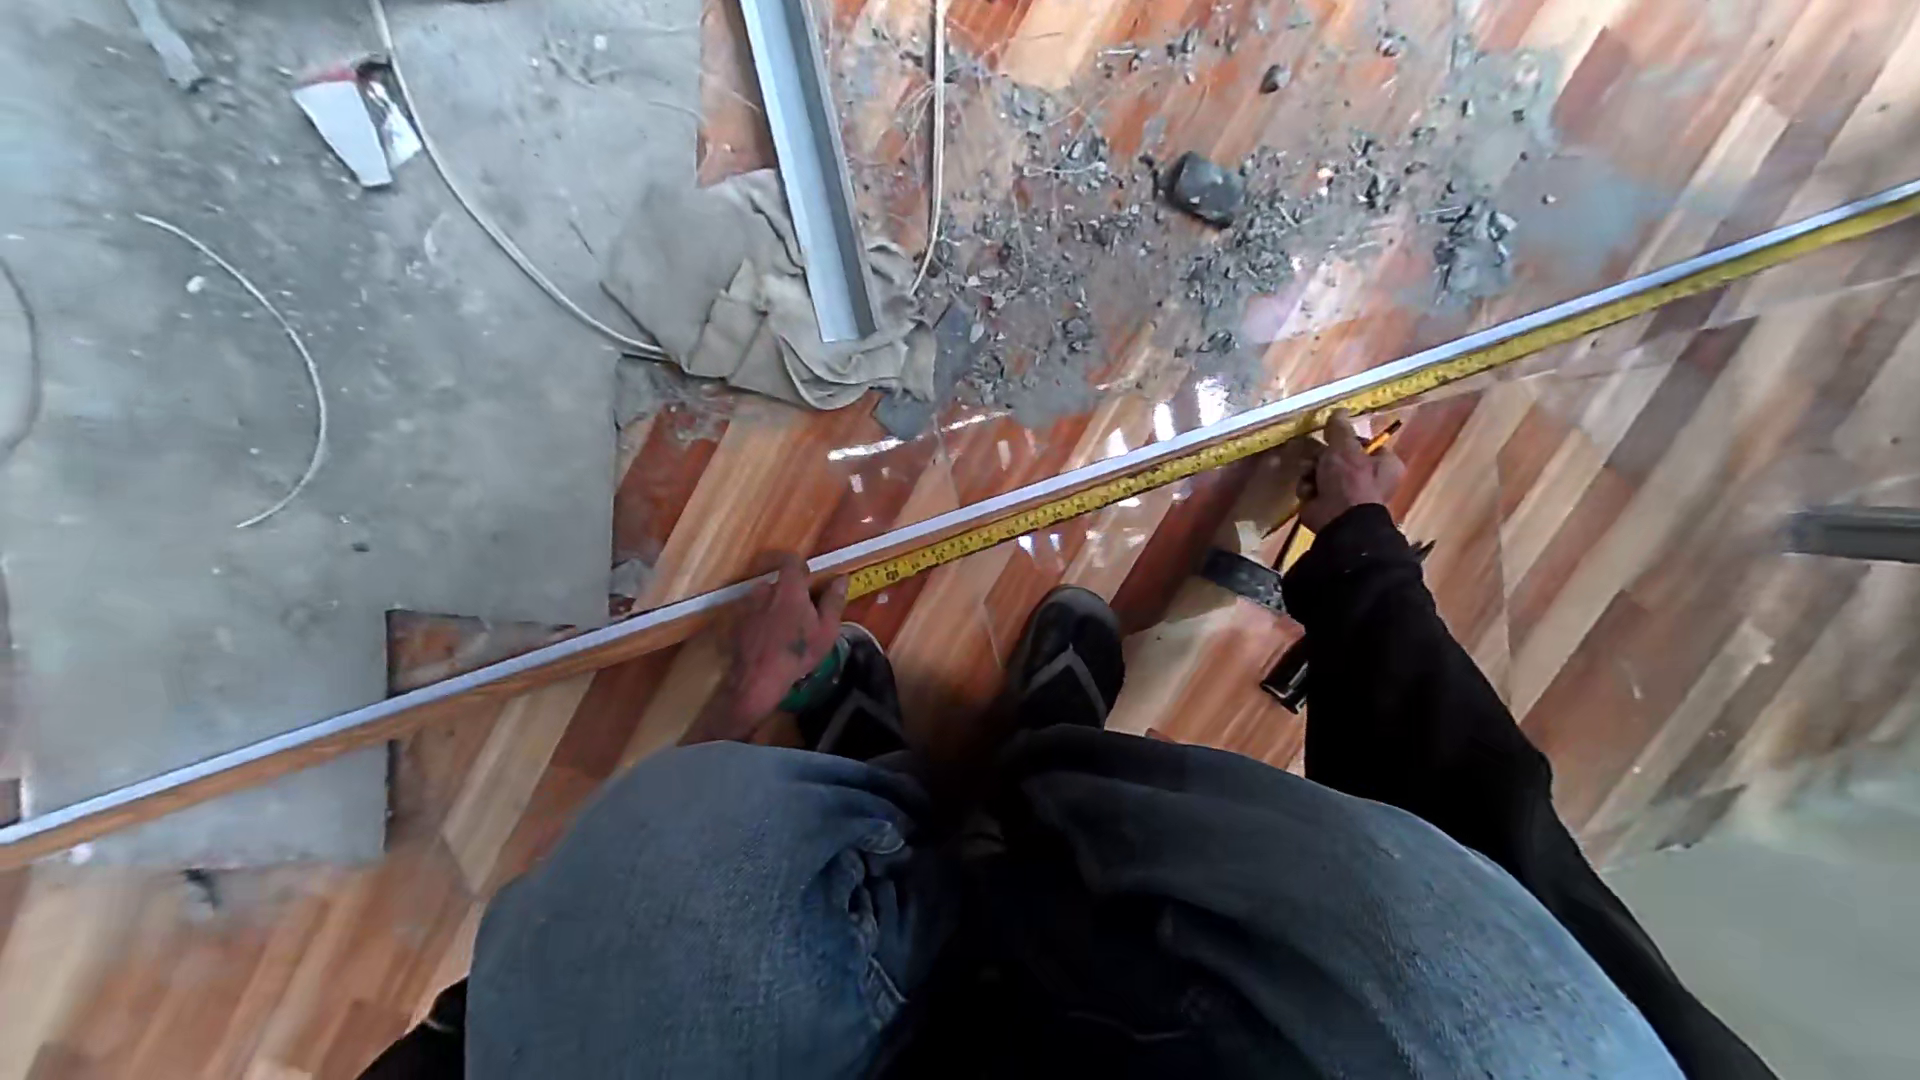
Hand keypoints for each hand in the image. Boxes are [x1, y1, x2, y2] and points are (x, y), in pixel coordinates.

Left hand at [683, 554, 847, 744]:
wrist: (757, 679)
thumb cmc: (797, 652)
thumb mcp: (826, 630)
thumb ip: (833, 600)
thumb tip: (842, 578)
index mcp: (789, 588)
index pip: (792, 561)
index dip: (801, 567)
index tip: (809, 580)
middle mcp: (764, 590)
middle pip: (780, 583)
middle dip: (790, 594)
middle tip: (802, 616)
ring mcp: (746, 605)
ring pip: (765, 599)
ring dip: (774, 608)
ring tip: (784, 632)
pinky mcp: (735, 621)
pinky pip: (752, 614)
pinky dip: (760, 622)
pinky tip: (768, 641)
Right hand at [1296, 409, 1405, 531]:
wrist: (1339, 519)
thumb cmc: (1349, 480)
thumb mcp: (1345, 448)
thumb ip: (1340, 429)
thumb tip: (1340, 409)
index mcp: (1384, 463)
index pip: (1361, 443)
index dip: (1343, 440)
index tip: (1329, 438)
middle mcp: (1368, 477)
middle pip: (1337, 456)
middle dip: (1320, 457)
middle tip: (1314, 458)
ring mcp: (1346, 491)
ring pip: (1320, 470)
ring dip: (1310, 471)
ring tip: (1309, 476)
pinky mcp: (1327, 503)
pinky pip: (1312, 487)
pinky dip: (1307, 488)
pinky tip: (1309, 492)